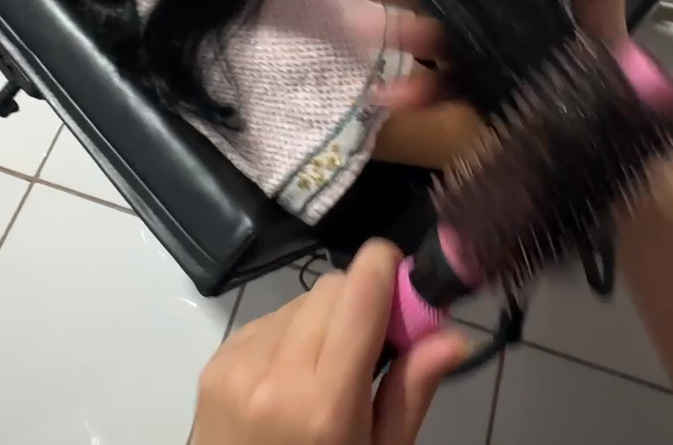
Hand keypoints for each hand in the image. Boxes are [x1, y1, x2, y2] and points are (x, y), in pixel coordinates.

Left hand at [192, 240, 469, 444]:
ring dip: (324, 319)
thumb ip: (411, 391)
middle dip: (361, 301)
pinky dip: (290, 335)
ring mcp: (239, 364)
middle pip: (334, 286)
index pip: (360, 290)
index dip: (386, 268)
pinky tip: (291, 377)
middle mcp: (277, 373)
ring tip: (326, 368)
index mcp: (324, 404)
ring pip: (302, 299)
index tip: (403, 281)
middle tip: (374, 341)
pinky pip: (270, 319)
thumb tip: (455, 337)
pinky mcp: (217, 360)